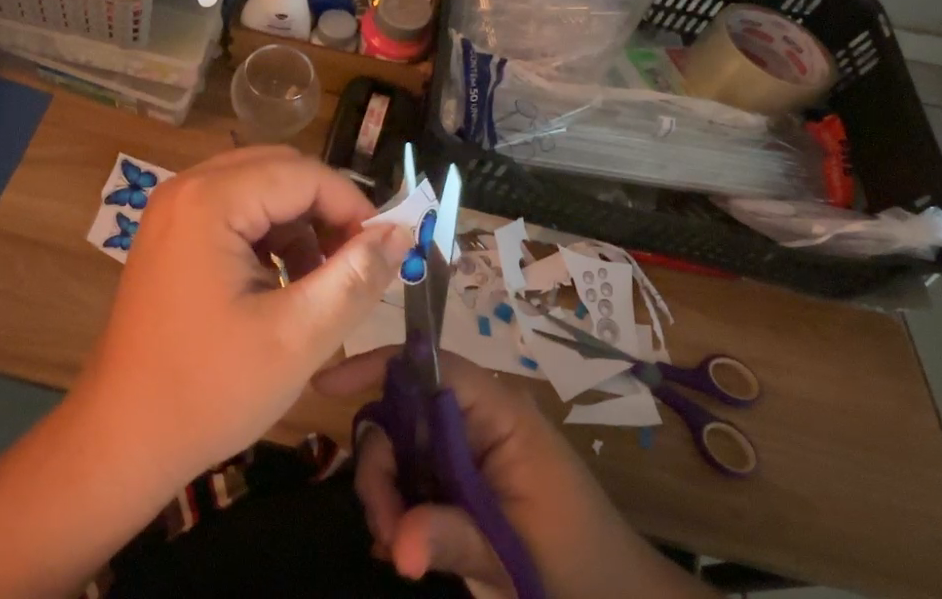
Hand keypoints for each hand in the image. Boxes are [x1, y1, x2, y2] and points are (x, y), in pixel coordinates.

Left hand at [80, 146, 405, 481]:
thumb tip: (401, 234)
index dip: (354, 207)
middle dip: (326, 211)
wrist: (124, 436)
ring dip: (300, 225)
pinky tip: (285, 286)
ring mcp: (173, 212)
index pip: (303, 175)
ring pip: (259, 191)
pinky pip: (234, 214)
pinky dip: (270, 238)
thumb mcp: (298, 335)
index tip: (387, 254)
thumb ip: (355, 277)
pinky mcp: (170, 237)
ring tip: (322, 282)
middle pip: (279, 171)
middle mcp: (185, 190)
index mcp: (209, 201)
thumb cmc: (211, 389)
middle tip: (358, 264)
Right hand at [314, 349, 713, 598]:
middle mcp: (479, 421)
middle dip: (381, 466)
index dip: (377, 366)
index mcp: (501, 416)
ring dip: (387, 494)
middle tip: (386, 529)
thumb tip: (398, 544)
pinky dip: (398, 507)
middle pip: (403, 412)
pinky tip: (403, 546)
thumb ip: (455, 539)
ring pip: (400, 447)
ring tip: (400, 550)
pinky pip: (412, 474)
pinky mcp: (461, 478)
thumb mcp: (515, 554)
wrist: (616, 598)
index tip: (325, 388)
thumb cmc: (580, 565)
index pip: (431, 366)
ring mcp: (468, 449)